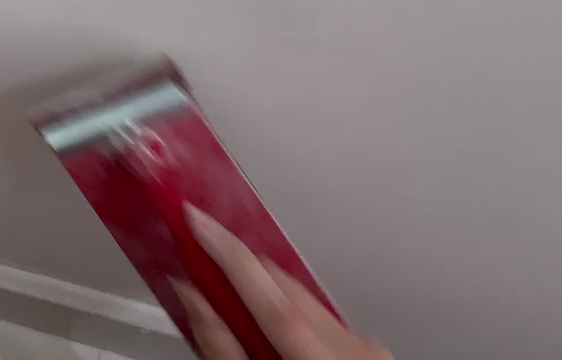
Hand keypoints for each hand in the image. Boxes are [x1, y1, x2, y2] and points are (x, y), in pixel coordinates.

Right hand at [179, 206, 391, 359]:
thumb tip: (186, 290)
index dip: (227, 251)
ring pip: (301, 298)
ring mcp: (371, 351)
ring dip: (262, 290)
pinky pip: (321, 317)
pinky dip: (289, 311)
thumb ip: (220, 346)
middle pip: (284, 288)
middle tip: (195, 253)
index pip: (270, 298)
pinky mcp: (375, 354)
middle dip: (237, 266)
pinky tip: (271, 327)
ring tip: (231, 300)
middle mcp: (356, 351)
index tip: (193, 215)